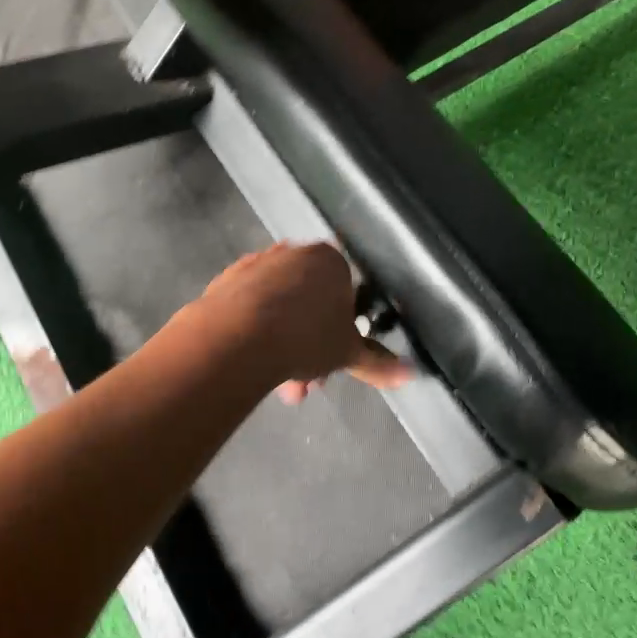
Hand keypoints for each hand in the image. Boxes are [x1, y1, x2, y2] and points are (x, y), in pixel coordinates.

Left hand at [191, 242, 410, 403]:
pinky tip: (252, 359)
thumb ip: (376, 363)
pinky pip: (250, 309)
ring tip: (277, 385)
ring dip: (282, 346)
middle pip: (309, 304)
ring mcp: (257, 264)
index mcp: (330, 260)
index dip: (342, 333)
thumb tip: (409, 373)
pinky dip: (255, 332)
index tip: (333, 362)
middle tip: (303, 385)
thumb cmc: (306, 337)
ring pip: (279, 310)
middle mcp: (294, 252)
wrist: (237, 336)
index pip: (345, 294)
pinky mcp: (226, 279)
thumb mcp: (347, 353)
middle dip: (309, 349)